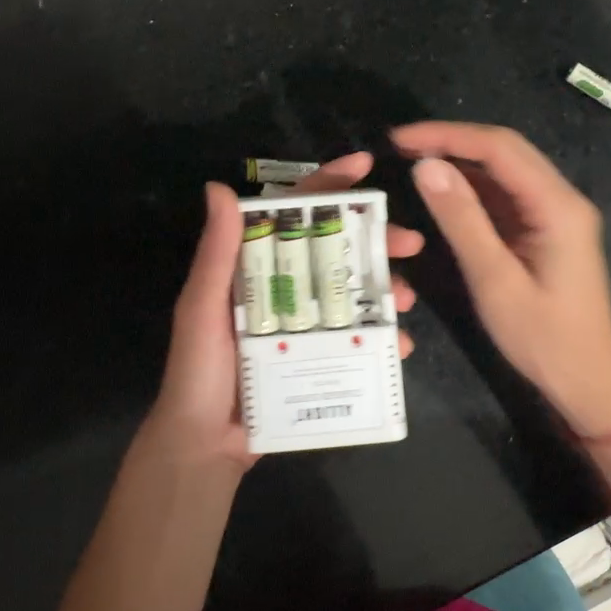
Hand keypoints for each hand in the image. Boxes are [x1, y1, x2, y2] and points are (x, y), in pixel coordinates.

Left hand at [145, 152, 421, 471]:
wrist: (204, 445)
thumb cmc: (198, 368)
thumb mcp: (203, 305)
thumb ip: (216, 251)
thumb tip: (218, 187)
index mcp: (253, 264)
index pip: (292, 211)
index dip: (327, 185)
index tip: (365, 166)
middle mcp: (282, 285)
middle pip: (334, 248)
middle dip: (375, 239)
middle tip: (411, 242)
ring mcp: (303, 321)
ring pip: (352, 290)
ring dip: (385, 288)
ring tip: (409, 299)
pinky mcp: (318, 357)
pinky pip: (357, 338)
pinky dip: (383, 337)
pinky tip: (402, 345)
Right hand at [391, 122, 610, 438]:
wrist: (587, 384)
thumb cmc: (542, 338)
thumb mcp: (494, 280)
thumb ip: (461, 219)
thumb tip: (425, 166)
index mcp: (558, 206)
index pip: (499, 149)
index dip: (447, 136)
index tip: (400, 139)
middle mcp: (562, 199)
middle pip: (505, 150)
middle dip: (452, 141)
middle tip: (401, 146)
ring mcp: (556, 214)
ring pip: (505, 170)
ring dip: (461, 161)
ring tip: (413, 161)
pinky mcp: (545, 230)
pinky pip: (507, 195)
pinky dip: (473, 186)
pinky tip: (443, 189)